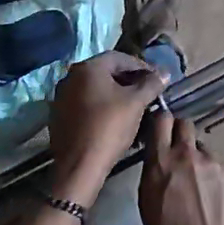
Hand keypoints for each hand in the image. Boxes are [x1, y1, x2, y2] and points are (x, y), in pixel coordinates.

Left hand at [48, 51, 163, 203]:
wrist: (79, 166)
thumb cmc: (109, 127)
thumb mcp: (136, 102)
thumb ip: (152, 83)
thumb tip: (164, 72)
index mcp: (88, 68)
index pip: (120, 58)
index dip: (142, 67)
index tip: (157, 79)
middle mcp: (70, 77)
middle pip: (106, 72)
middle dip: (129, 81)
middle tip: (147, 93)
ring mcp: (61, 97)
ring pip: (96, 89)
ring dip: (116, 94)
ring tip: (134, 107)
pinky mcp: (58, 117)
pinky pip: (85, 104)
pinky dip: (102, 107)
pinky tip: (115, 119)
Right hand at [139, 111, 223, 224]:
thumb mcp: (148, 207)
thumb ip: (155, 175)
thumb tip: (160, 163)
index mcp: (160, 164)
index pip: (160, 120)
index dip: (161, 123)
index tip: (160, 131)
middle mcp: (187, 155)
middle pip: (185, 125)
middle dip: (181, 134)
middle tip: (180, 156)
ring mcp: (213, 162)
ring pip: (203, 149)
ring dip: (199, 161)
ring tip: (201, 190)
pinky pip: (220, 167)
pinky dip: (216, 177)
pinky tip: (216, 200)